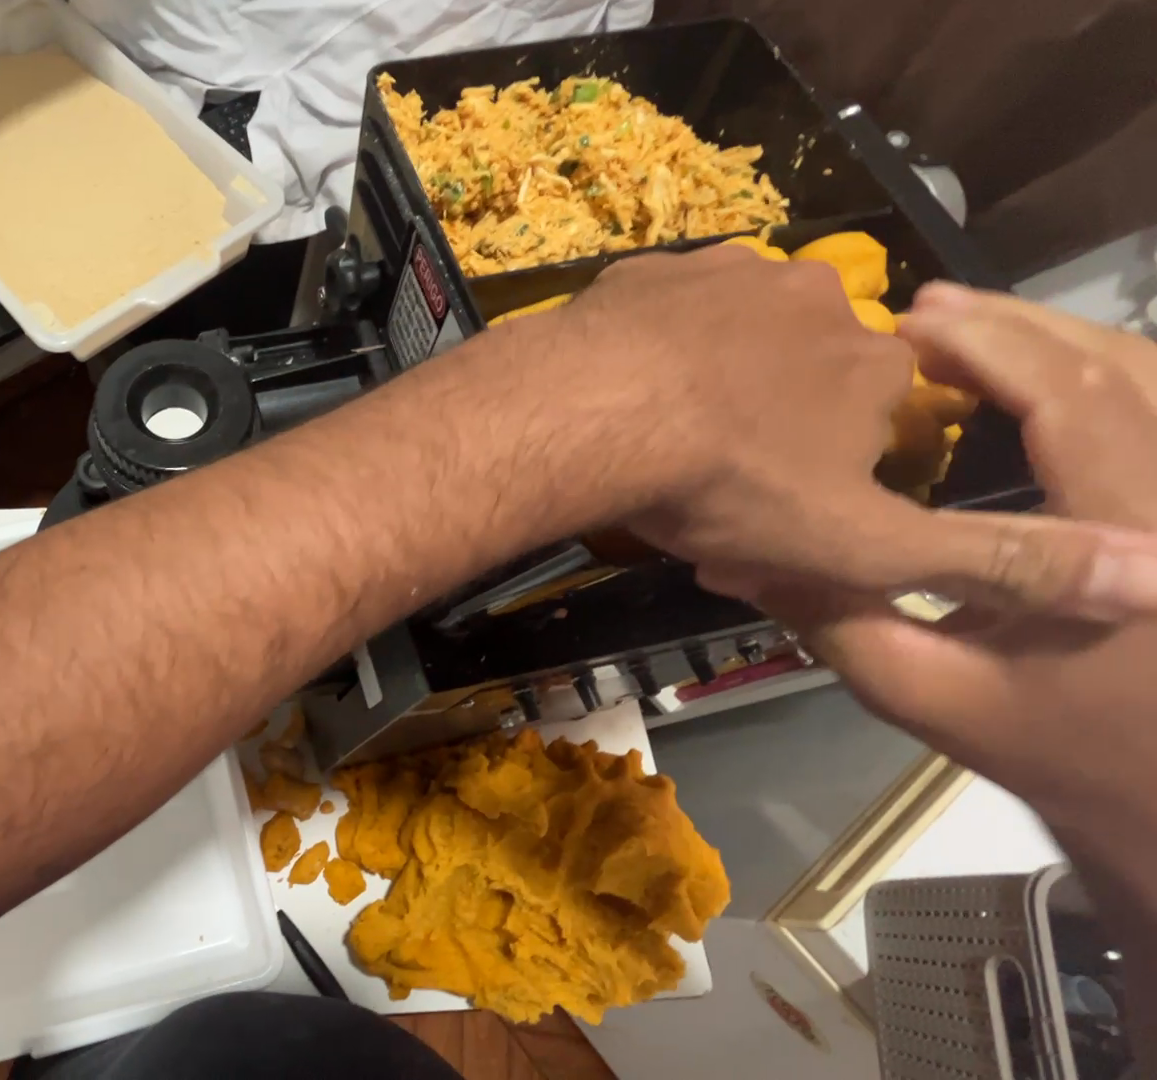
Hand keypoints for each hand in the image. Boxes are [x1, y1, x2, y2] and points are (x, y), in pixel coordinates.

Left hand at [543, 245, 1156, 618]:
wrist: (594, 417)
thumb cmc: (724, 484)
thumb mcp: (858, 546)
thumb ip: (988, 559)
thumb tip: (1152, 575)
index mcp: (872, 365)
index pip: (878, 402)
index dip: (828, 450)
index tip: (773, 485)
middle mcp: (810, 298)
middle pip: (799, 358)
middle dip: (764, 403)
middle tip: (701, 458)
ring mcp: (720, 274)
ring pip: (725, 325)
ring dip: (700, 366)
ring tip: (650, 423)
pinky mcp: (642, 271)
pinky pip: (653, 305)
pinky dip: (640, 338)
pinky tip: (611, 378)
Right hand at [725, 283, 1156, 820]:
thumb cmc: (1062, 751)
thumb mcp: (923, 691)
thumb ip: (832, 618)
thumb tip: (730, 561)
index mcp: (1136, 550)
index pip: (1081, 408)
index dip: (995, 351)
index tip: (910, 322)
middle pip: (1134, 374)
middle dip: (1027, 328)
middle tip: (927, 310)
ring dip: (1064, 346)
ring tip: (968, 333)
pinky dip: (1104, 381)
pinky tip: (1037, 380)